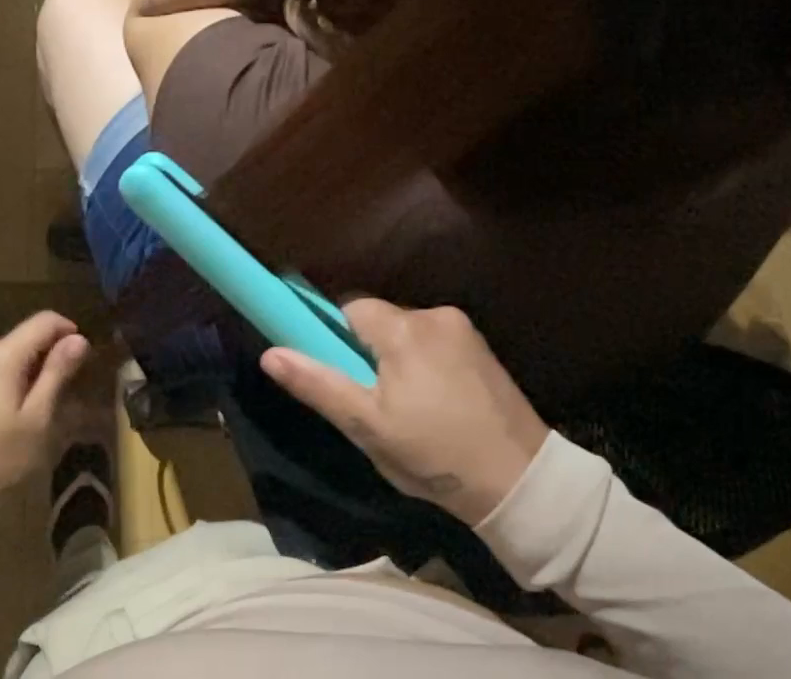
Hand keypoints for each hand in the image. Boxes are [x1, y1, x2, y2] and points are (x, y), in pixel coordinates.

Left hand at [0, 312, 89, 491]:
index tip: (83, 357)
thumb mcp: (37, 417)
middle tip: (67, 387)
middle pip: (26, 336)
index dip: (68, 331)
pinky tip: (17, 405)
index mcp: (2, 354)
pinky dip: (12, 375)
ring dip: (31, 366)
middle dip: (50, 353)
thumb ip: (57, 373)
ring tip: (44, 400)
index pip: (43, 321)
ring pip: (10, 351)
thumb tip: (78, 339)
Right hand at [261, 300, 548, 523]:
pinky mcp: (483, 348)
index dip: (335, 336)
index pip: (348, 308)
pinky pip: (434, 342)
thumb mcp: (366, 426)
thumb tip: (269, 354)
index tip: (339, 373)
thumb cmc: (434, 455)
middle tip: (372, 401)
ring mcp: (463, 330)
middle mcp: (433, 315)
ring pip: (406, 332)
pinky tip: (434, 403)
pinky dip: (423, 363)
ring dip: (396, 357)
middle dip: (366, 350)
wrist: (521, 482)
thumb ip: (317, 384)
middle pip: (378, 319)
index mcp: (402, 329)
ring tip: (406, 408)